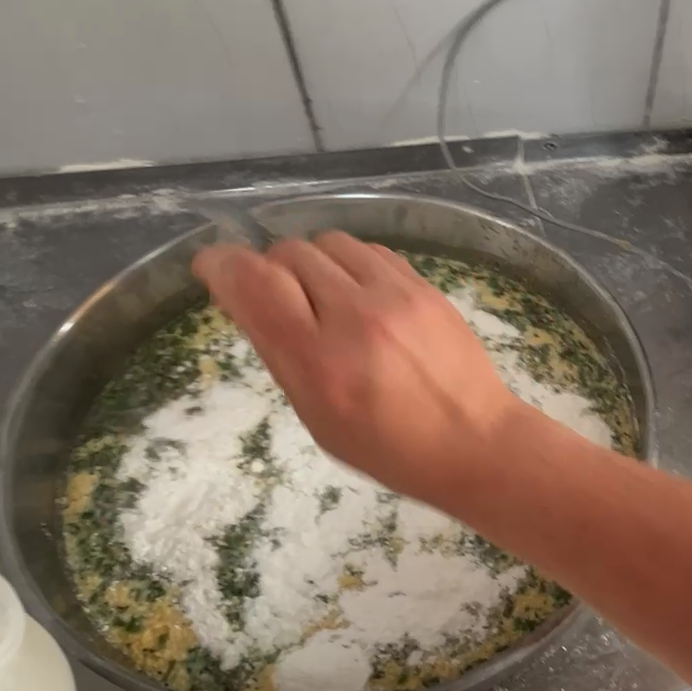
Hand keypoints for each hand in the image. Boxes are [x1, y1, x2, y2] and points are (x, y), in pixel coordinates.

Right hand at [191, 231, 536, 500]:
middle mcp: (356, 317)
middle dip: (271, 270)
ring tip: (324, 296)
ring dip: (313, 262)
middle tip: (281, 300)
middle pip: (288, 253)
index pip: (252, 280)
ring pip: (329, 242)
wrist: (477, 442)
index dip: (221, 265)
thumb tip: (253, 300)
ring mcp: (398, 297)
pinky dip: (353, 264)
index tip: (214, 269)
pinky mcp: (427, 289)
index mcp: (320, 361)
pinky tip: (360, 294)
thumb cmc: (392, 449)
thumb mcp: (321, 419)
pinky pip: (372, 251)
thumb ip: (284, 356)